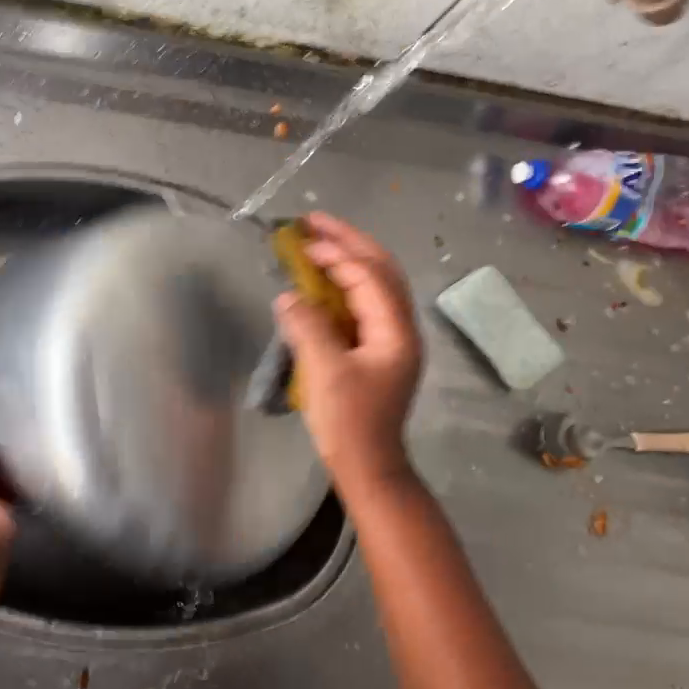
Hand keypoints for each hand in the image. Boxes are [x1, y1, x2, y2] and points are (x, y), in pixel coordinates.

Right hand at [272, 212, 422, 486]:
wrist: (368, 467)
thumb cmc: (350, 421)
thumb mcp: (325, 371)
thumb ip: (307, 326)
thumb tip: (289, 295)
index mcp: (395, 331)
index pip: (369, 276)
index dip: (336, 254)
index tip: (301, 242)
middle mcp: (399, 328)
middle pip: (379, 270)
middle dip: (347, 241)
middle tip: (312, 221)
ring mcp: (388, 339)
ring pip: (371, 284)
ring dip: (345, 258)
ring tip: (313, 240)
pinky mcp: (373, 350)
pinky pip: (359, 303)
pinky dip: (339, 283)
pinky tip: (317, 280)